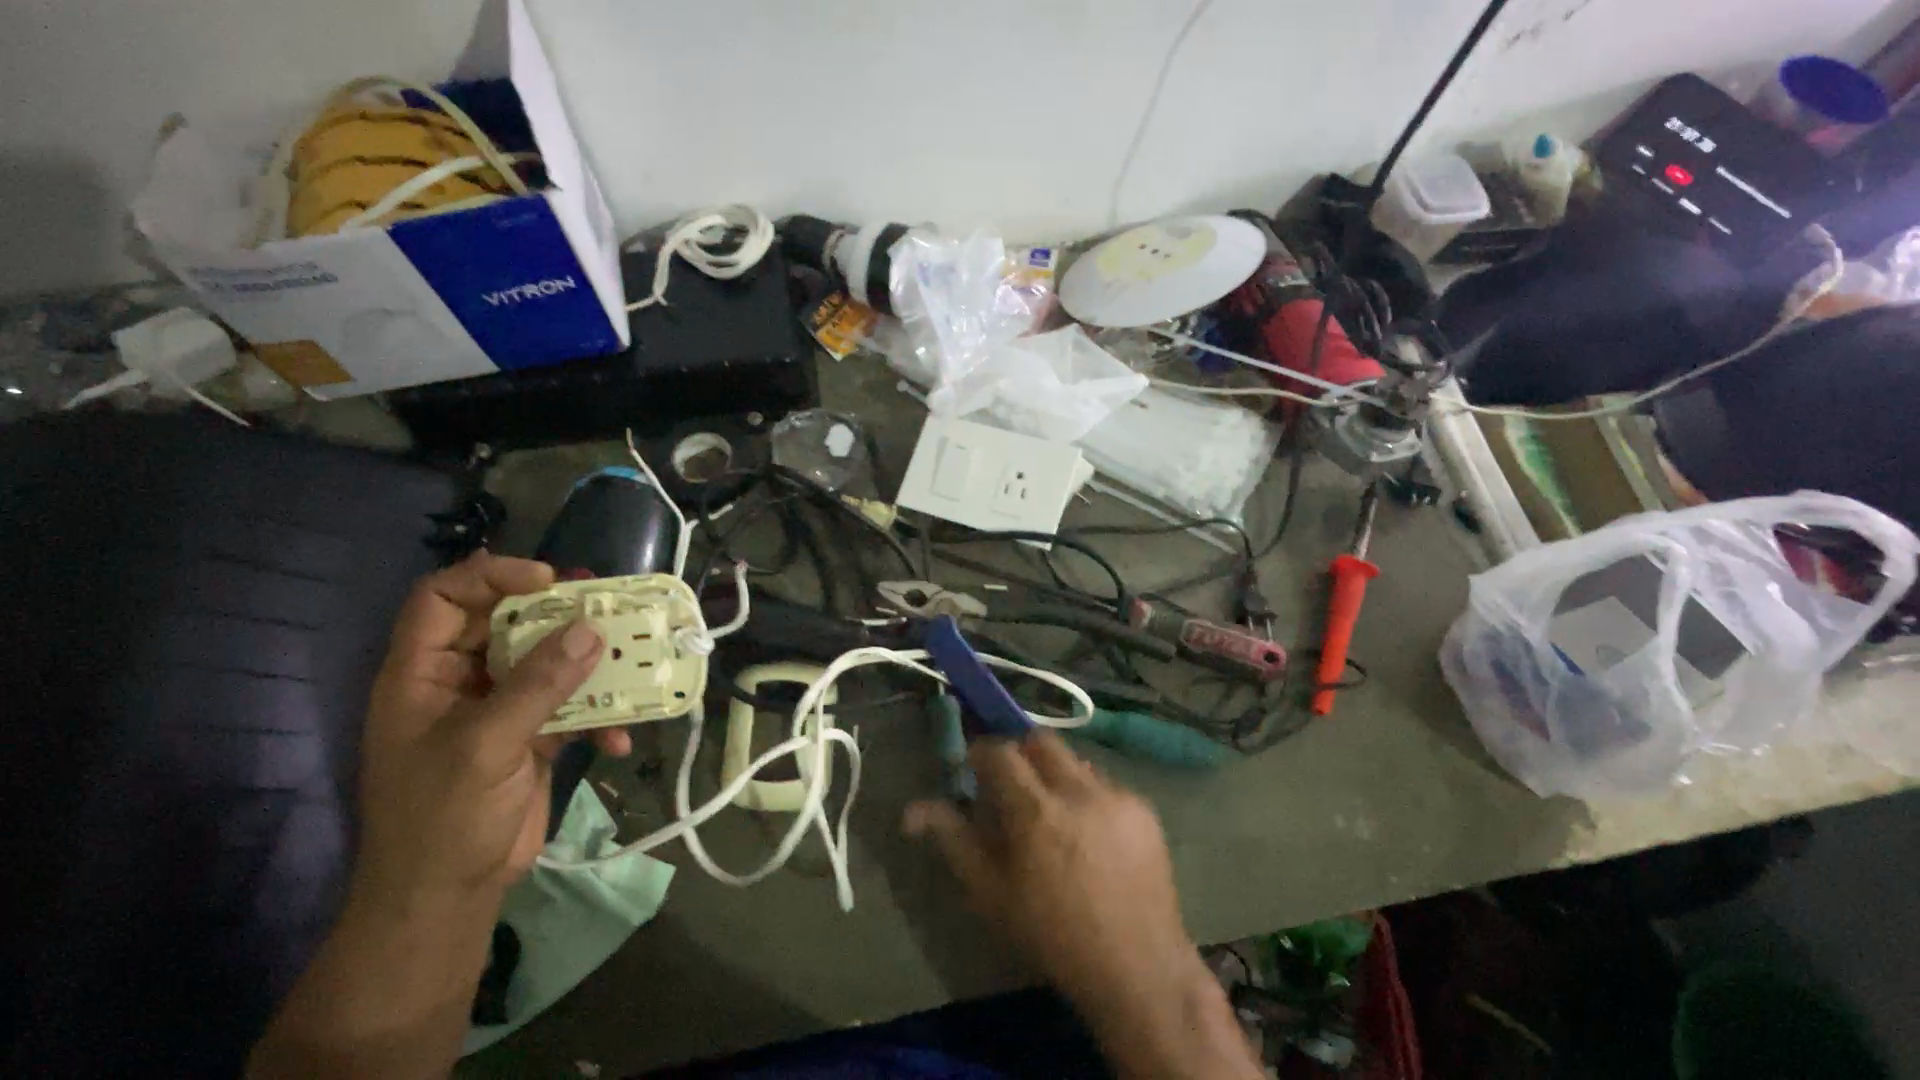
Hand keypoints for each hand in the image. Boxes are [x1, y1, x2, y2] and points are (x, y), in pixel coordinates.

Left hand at [357, 552, 628, 905]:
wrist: (447, 898)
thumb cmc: (442, 818)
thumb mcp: (486, 745)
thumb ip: (538, 685)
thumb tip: (591, 629)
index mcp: (423, 673)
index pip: (443, 598)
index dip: (490, 577)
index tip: (547, 581)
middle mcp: (460, 682)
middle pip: (507, 624)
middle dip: (556, 614)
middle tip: (606, 605)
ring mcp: (498, 710)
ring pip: (547, 663)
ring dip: (589, 664)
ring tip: (630, 660)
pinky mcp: (531, 739)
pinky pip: (570, 707)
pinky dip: (598, 717)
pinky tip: (620, 739)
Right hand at [903, 734, 1191, 1000]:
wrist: (1137, 968)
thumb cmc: (1052, 936)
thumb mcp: (991, 894)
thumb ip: (954, 841)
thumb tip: (913, 810)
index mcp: (1036, 810)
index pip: (1000, 752)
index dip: (981, 754)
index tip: (971, 771)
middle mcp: (1079, 790)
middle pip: (1041, 741)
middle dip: (1020, 754)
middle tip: (1010, 787)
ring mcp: (1118, 797)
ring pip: (1076, 762)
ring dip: (1055, 775)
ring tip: (1052, 817)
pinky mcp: (1145, 810)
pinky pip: (1107, 786)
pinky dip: (1088, 798)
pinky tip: (1089, 837)